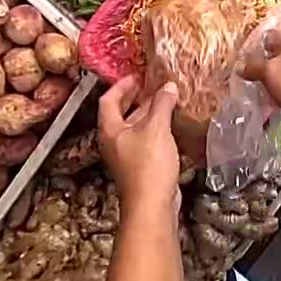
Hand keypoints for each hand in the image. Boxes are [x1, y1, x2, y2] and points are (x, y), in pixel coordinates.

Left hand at [98, 75, 181, 217]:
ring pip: (135, 127)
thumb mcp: (157, 128)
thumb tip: (168, 86)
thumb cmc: (148, 165)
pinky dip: (157, 129)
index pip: (109, 100)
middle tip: (153, 86)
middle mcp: (115, 141)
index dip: (121, 85)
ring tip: (167, 101)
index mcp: (111, 129)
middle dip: (137, 98)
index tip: (137, 76)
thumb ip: (162, 104)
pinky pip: (146, 140)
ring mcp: (127, 155)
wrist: (151, 204)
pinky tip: (172, 125)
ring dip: (149, 113)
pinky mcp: (140, 166)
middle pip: (121, 113)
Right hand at [240, 23, 280, 116]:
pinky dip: (279, 92)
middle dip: (264, 59)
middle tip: (245, 66)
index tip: (247, 42)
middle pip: (278, 52)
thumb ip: (253, 67)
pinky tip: (267, 100)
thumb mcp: (269, 71)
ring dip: (271, 77)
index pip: (274, 32)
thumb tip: (240, 66)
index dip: (261, 35)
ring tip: (252, 84)